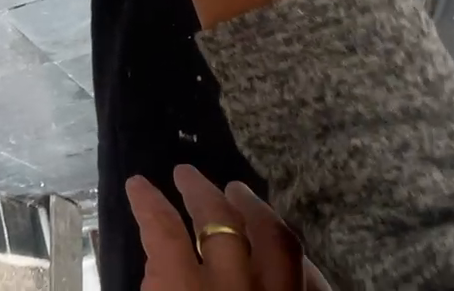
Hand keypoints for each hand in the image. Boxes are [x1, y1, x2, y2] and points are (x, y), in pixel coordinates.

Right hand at [127, 165, 327, 290]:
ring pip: (278, 244)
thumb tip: (158, 264)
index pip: (163, 232)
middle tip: (186, 173)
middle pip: (222, 224)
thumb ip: (155, 287)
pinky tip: (288, 252)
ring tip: (238, 192)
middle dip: (202, 192)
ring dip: (256, 211)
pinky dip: (301, 261)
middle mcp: (236, 290)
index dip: (148, 203)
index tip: (137, 183)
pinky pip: (315, 282)